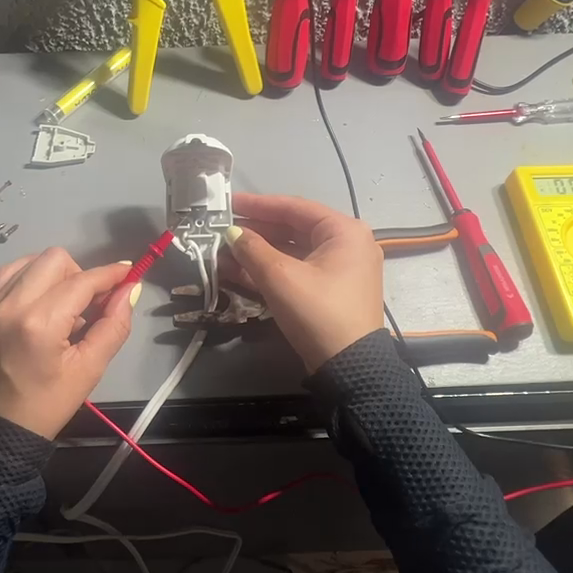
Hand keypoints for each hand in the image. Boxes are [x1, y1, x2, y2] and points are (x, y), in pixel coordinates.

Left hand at [0, 248, 137, 438]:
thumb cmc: (45, 406)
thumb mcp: (88, 370)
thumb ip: (113, 326)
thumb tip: (130, 290)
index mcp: (40, 323)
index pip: (82, 281)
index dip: (110, 274)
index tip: (129, 272)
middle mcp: (13, 304)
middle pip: (56, 259)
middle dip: (81, 273)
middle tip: (92, 304)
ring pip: (32, 259)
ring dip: (56, 273)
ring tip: (66, 305)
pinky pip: (11, 273)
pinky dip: (32, 276)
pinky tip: (43, 299)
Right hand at [224, 193, 383, 373]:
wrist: (349, 369)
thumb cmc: (318, 313)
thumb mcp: (280, 278)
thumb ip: (252, 249)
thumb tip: (232, 234)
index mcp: (344, 231)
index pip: (294, 207)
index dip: (258, 205)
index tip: (229, 204)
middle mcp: (347, 244)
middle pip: (293, 229)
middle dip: (255, 233)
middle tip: (223, 232)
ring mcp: (340, 269)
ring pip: (292, 252)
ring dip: (258, 253)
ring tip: (223, 254)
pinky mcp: (331, 291)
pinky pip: (296, 270)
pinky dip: (270, 270)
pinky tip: (238, 271)